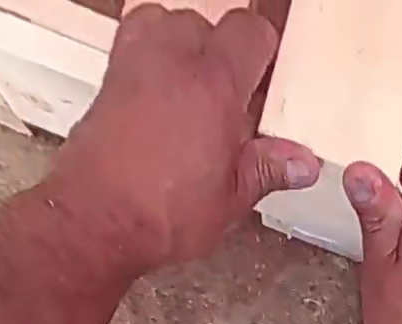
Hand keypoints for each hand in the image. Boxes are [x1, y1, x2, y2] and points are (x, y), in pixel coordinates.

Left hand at [42, 6, 318, 273]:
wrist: (97, 219)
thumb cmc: (163, 213)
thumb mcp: (230, 199)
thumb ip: (267, 169)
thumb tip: (304, 163)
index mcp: (216, 84)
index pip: (252, 34)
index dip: (264, 58)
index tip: (264, 89)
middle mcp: (175, 57)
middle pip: (211, 27)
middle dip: (224, 60)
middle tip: (230, 108)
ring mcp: (136, 60)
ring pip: (170, 26)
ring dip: (185, 53)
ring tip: (192, 100)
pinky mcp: (109, 76)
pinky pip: (136, 42)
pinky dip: (151, 60)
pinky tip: (158, 101)